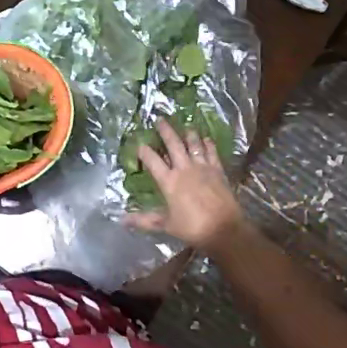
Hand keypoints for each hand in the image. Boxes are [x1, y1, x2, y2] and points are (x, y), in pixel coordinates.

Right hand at [125, 119, 245, 247]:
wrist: (224, 228)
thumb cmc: (192, 227)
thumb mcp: (166, 225)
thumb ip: (144, 220)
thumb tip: (122, 220)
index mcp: (169, 181)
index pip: (152, 161)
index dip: (144, 151)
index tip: (139, 144)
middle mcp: (185, 169)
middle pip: (174, 144)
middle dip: (166, 131)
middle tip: (160, 119)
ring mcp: (203, 167)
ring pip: (194, 144)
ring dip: (188, 134)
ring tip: (185, 126)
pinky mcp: (218, 170)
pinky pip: (212, 152)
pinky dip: (208, 144)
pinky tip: (206, 139)